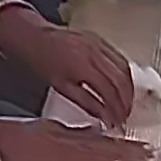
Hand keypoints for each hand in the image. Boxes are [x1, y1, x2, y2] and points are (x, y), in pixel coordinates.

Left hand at [0, 11, 134, 127]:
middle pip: (121, 82)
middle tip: (123, 118)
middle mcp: (93, 52)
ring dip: (128, 91)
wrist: (33, 36)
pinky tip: (122, 88)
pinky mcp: (99, 40)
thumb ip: (88, 103)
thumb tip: (106, 119)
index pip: (110, 92)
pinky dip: (124, 76)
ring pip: (124, 70)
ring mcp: (98, 44)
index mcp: (82, 65)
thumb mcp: (63, 88)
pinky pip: (119, 59)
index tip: (118, 124)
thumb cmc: (43, 61)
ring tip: (125, 106)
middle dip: (126, 103)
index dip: (117, 111)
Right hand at [0, 118, 160, 160]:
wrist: (11, 148)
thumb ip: (80, 133)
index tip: (150, 148)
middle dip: (141, 157)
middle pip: (120, 154)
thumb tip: (97, 134)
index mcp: (82, 137)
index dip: (134, 146)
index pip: (114, 142)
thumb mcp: (59, 130)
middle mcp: (86, 150)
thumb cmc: (31, 138)